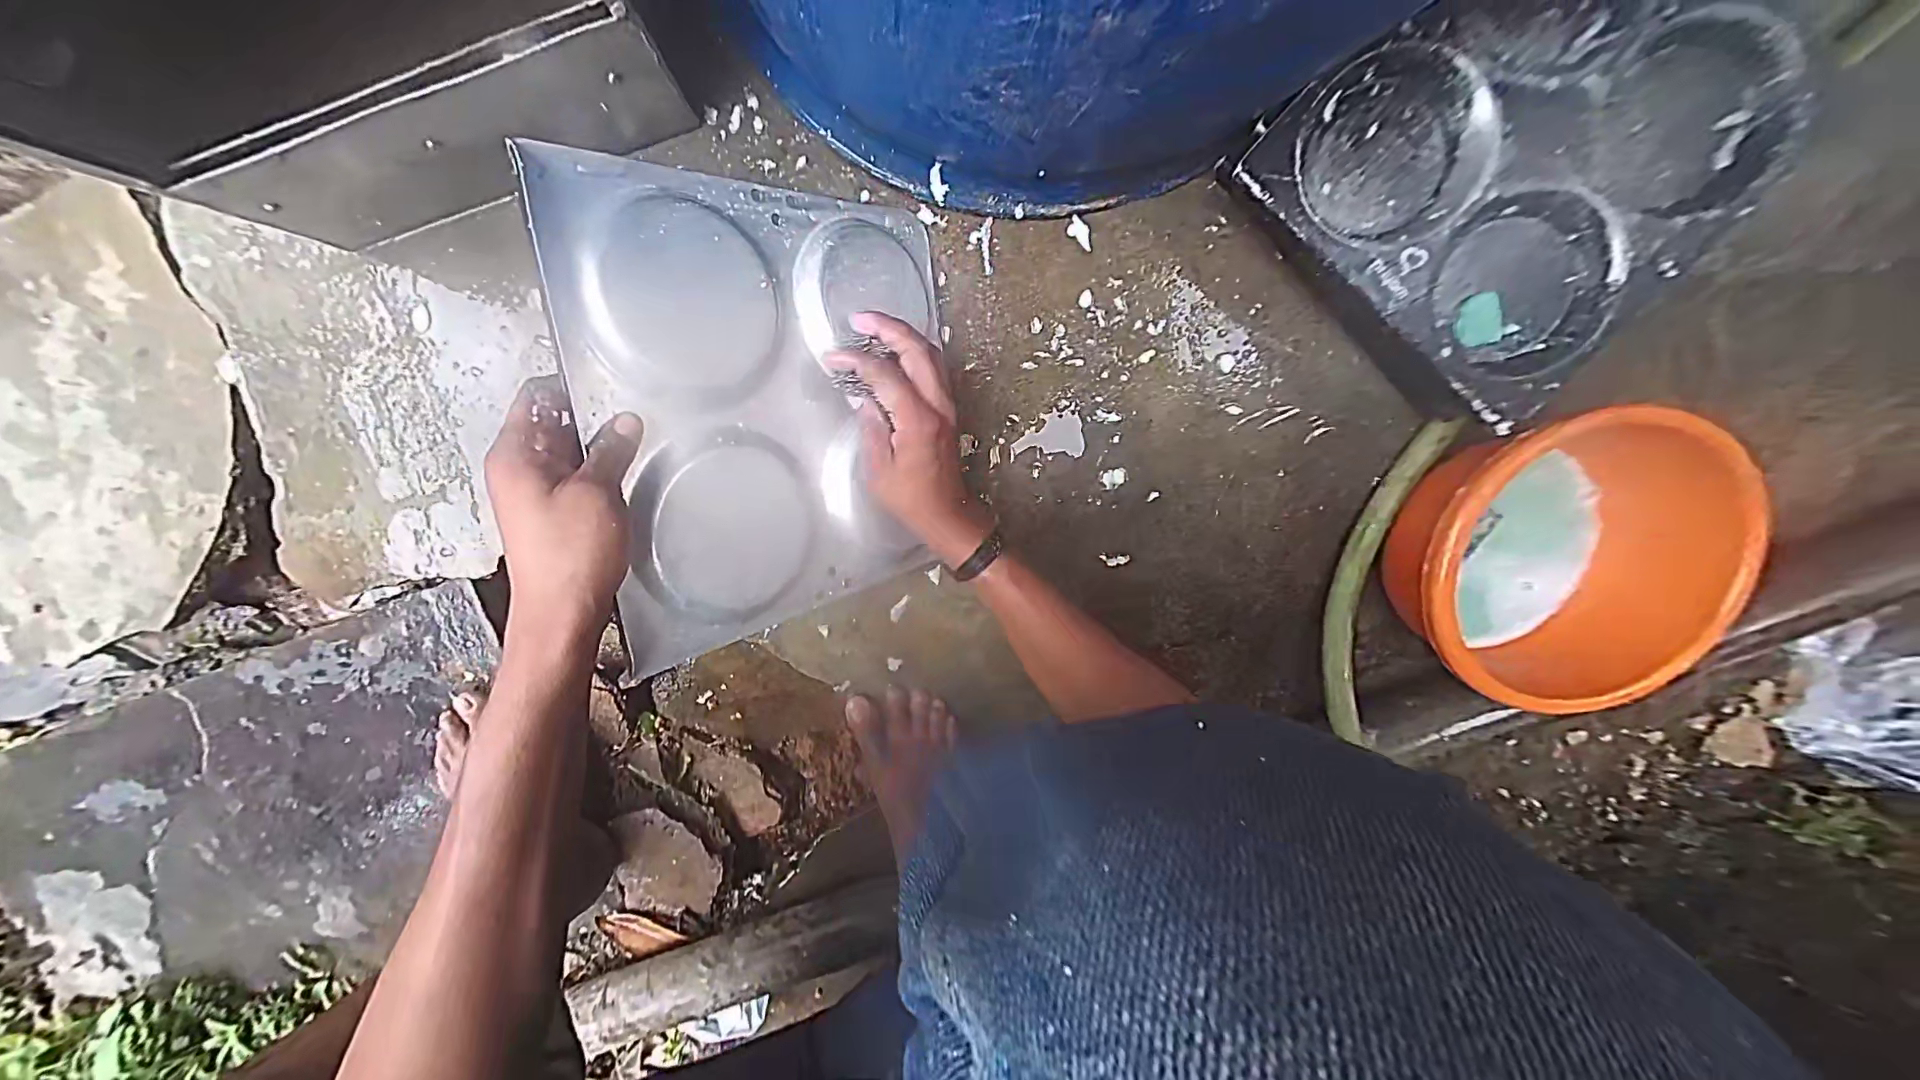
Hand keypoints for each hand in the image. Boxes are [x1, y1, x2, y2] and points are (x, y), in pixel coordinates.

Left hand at [484, 375, 643, 640]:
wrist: (563, 610)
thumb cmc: (570, 554)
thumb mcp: (596, 493)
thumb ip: (611, 451)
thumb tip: (624, 421)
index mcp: (514, 455)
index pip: (535, 397)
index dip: (569, 384)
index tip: (606, 378)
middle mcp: (518, 469)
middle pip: (552, 423)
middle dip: (590, 415)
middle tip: (631, 408)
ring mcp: (537, 492)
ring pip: (569, 451)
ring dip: (598, 445)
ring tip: (635, 439)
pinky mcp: (556, 512)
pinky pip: (578, 477)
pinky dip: (600, 470)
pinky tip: (626, 472)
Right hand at [824, 312, 991, 565]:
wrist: (947, 512)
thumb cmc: (911, 498)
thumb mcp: (879, 468)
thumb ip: (872, 428)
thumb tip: (865, 399)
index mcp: (917, 420)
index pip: (885, 374)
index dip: (856, 360)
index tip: (834, 357)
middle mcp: (937, 405)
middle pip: (917, 350)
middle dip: (888, 327)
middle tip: (859, 319)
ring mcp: (947, 406)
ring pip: (930, 355)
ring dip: (904, 335)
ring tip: (875, 327)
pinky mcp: (948, 410)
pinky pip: (933, 369)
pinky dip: (914, 352)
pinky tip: (896, 351)